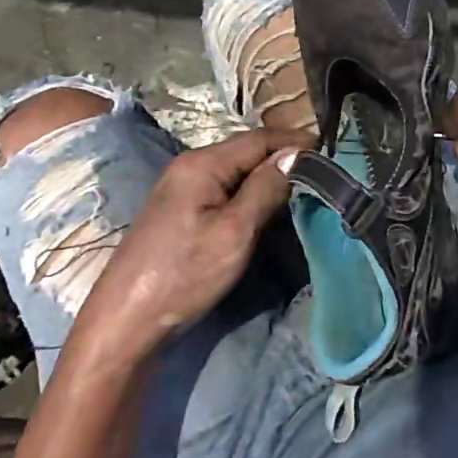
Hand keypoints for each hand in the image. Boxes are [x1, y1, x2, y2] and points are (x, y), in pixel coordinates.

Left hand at [76, 128, 309, 352]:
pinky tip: (267, 204)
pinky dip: (249, 190)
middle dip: (283, 156)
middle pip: (246, 150)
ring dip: (267, 174)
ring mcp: (181, 187)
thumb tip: (295, 154)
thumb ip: (265, 189)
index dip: (295, 142)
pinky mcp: (180, 209)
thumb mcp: (234, 232)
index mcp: (202, 164)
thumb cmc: (184, 274)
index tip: (330, 150)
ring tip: (302, 186)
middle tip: (322, 170)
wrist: (126, 319)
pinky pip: (223, 187)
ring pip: (236, 170)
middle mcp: (190, 165)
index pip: (259, 138)